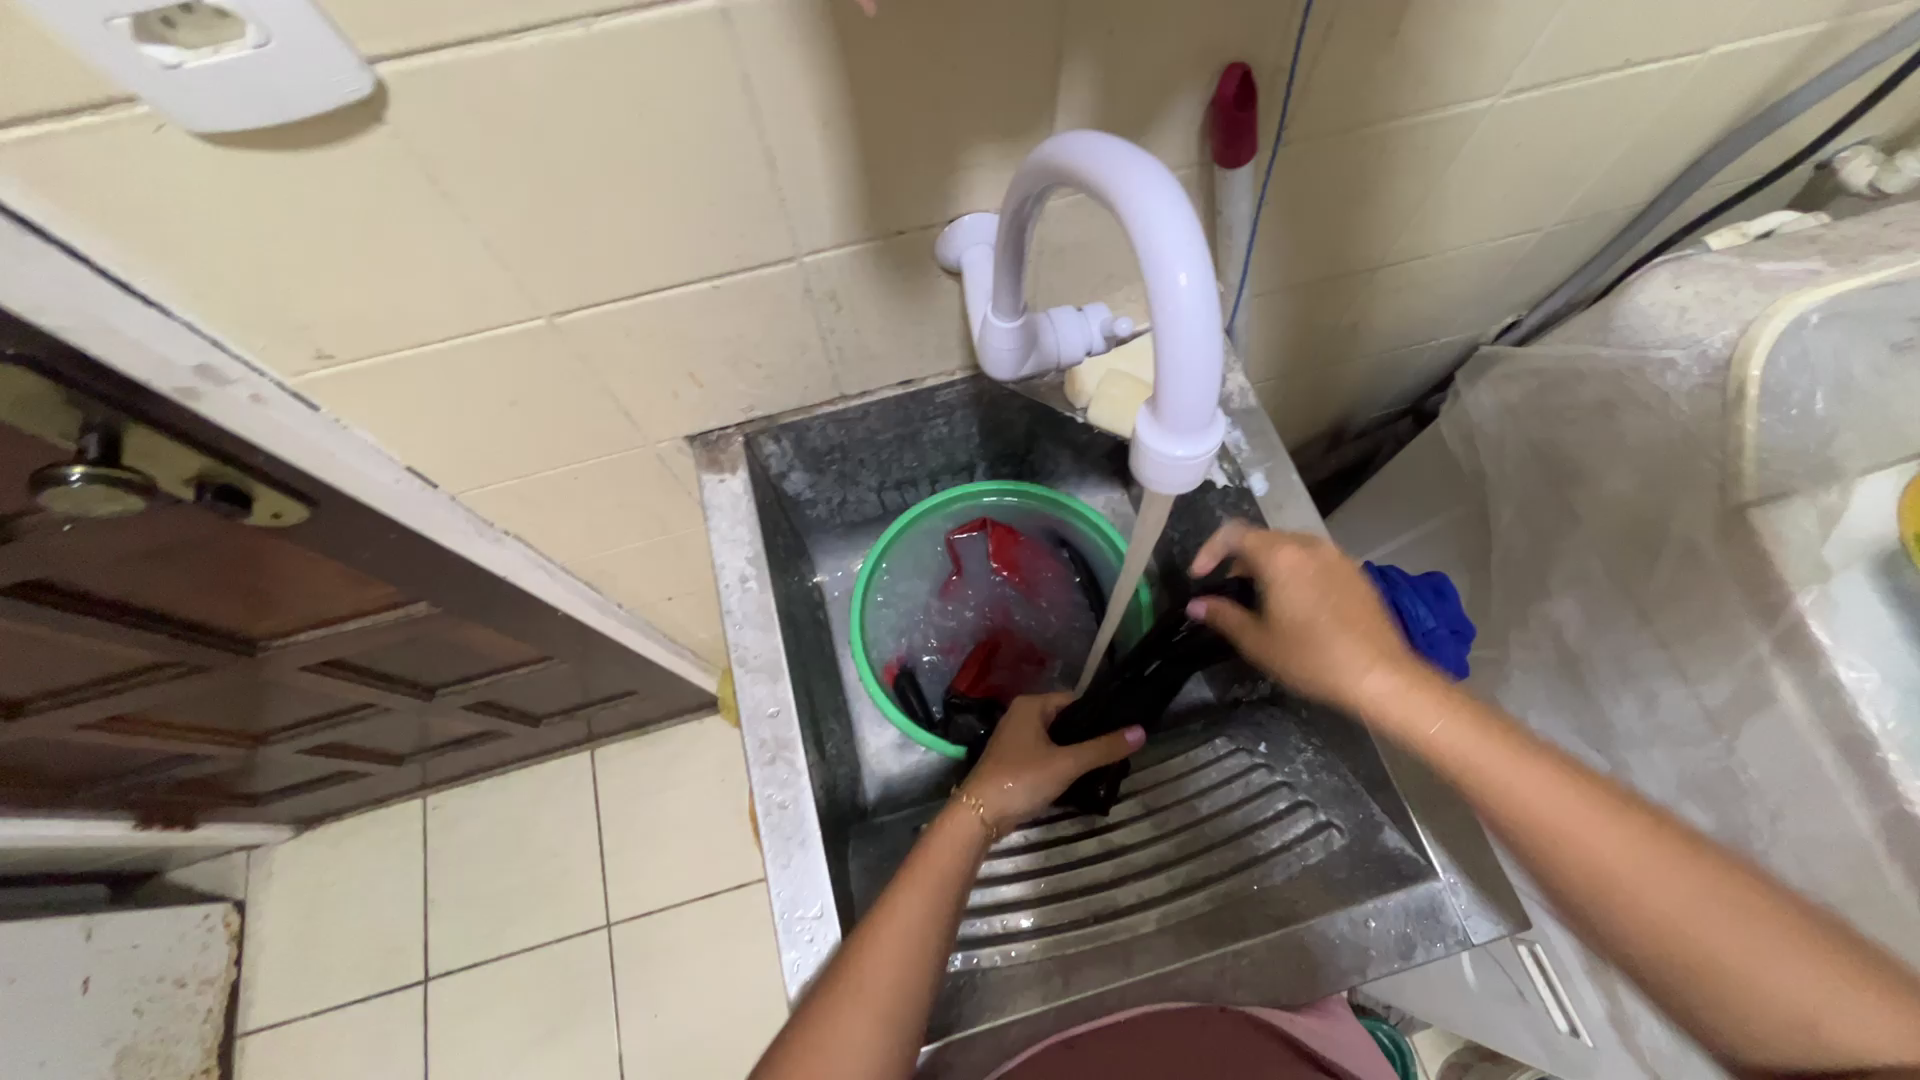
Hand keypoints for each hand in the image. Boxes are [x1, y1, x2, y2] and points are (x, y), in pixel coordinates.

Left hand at [958, 692, 1143, 833]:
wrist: (980, 814)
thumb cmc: (1022, 779)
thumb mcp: (1067, 763)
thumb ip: (1103, 748)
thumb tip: (1141, 731)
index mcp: (1031, 705)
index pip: (1075, 700)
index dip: (1099, 715)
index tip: (1124, 730)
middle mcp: (1021, 715)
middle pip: (1066, 720)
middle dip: (1090, 736)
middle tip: (1119, 752)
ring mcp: (1016, 739)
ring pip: (1056, 739)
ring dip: (1077, 752)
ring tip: (1107, 765)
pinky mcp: (1015, 761)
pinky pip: (1046, 754)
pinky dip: (1062, 763)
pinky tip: (1082, 777)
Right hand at [1187, 522, 1419, 713]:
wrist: (1381, 676)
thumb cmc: (1312, 658)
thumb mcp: (1257, 642)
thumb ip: (1222, 616)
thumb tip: (1196, 604)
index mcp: (1279, 556)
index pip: (1232, 533)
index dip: (1209, 551)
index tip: (1199, 577)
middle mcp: (1309, 546)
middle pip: (1262, 539)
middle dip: (1238, 561)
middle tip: (1229, 593)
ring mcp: (1337, 557)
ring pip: (1290, 549)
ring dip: (1268, 566)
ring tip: (1261, 600)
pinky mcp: (1356, 572)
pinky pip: (1314, 561)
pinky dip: (1295, 572)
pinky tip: (1298, 606)